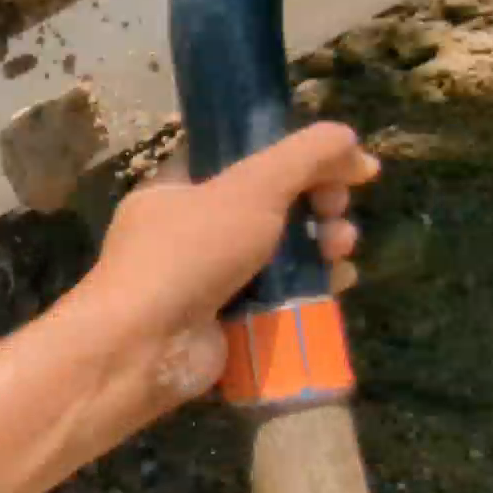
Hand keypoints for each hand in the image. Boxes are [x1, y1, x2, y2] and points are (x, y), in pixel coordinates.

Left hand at [63, 122, 379, 410]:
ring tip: (337, 252)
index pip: (231, 162)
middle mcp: (178, 238)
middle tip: (334, 212)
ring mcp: (197, 282)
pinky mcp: (218, 321)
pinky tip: (333, 285)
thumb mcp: (252, 184)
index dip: (288, 158)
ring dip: (321, 247)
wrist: (141, 344)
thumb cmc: (187, 254)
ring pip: (278, 253)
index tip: (336, 164)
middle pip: (267, 208)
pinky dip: (309, 289)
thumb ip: (308, 153)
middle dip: (317, 205)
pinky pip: (275, 297)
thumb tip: (351, 148)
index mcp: (167, 197)